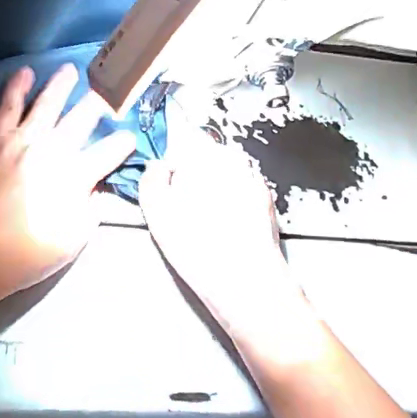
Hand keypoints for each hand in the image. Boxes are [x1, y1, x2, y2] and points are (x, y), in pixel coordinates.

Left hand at [0, 64, 136, 325]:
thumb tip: (98, 190)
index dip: (122, 144)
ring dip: (61, 85)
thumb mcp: (73, 241)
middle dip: (99, 104)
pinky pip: (8, 107)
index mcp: (75, 177)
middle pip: (81, 120)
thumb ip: (91, 210)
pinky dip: (16, 88)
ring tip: (71, 70)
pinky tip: (24, 73)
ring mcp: (22, 141)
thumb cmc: (26, 253)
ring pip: (47, 104)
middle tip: (109, 93)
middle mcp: (52, 151)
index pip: (108, 153)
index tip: (129, 138)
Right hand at [138, 129, 323, 360]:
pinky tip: (217, 229)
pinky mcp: (265, 201)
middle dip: (188, 172)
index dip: (166, 152)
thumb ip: (151, 178)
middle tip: (176, 204)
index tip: (160, 171)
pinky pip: (238, 191)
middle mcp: (234, 160)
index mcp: (205, 154)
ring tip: (198, 222)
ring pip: (221, 173)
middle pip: (202, 153)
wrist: (248, 285)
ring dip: (208, 188)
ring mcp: (253, 179)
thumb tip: (156, 168)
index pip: (179, 132)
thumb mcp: (157, 212)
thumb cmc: (202, 249)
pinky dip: (227, 203)